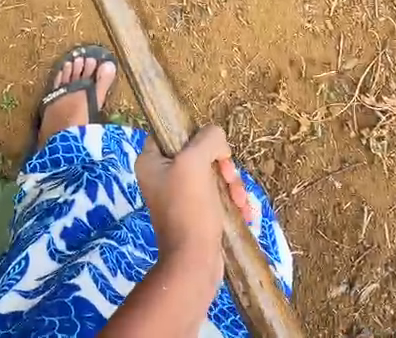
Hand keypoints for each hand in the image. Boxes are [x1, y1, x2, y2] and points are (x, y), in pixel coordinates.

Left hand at [135, 126, 254, 272]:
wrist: (194, 263)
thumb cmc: (188, 208)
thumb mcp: (195, 162)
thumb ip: (208, 139)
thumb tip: (218, 142)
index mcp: (151, 161)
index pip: (172, 131)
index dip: (195, 134)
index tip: (212, 147)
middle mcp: (163, 176)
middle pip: (199, 153)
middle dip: (222, 165)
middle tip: (230, 178)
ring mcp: (180, 196)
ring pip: (213, 173)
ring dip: (232, 185)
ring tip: (240, 202)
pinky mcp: (196, 212)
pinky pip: (218, 195)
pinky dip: (233, 201)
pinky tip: (244, 212)